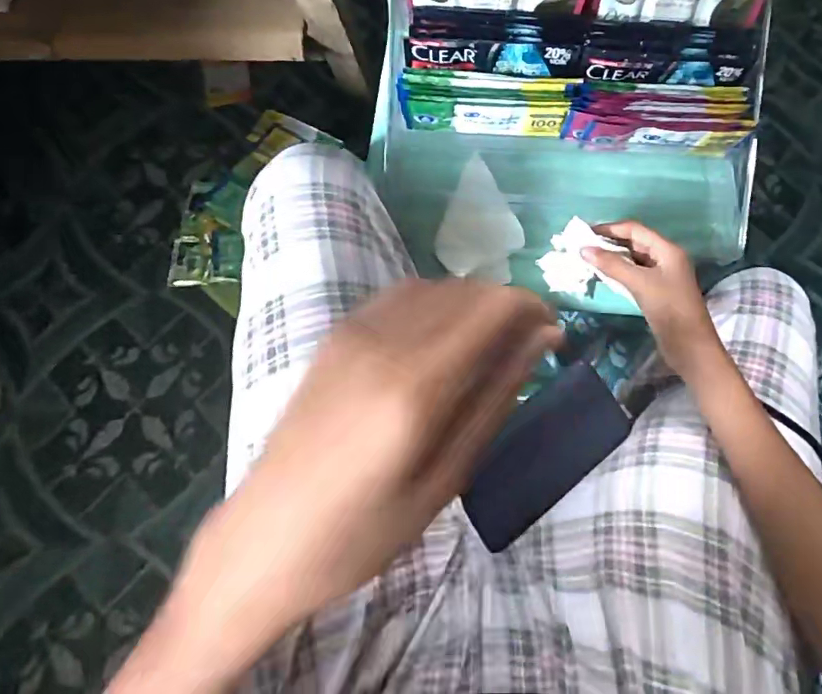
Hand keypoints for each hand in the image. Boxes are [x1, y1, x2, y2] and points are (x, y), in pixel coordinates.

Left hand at [123, 279, 560, 689]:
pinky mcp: (336, 334)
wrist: (267, 534)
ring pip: (432, 286)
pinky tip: (440, 339)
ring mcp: (353, 331)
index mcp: (415, 384)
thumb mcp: (444, 480)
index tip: (554, 334)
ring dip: (470, 302)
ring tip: (488, 344)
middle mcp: (383, 341)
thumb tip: (540, 340)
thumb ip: (493, 399)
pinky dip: (433, 303)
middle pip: (464, 290)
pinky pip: (398, 296)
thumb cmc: (362, 533)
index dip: (531, 307)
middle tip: (528, 346)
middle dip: (506, 305)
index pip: (490, 306)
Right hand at [582, 221, 727, 380]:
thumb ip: (611, 264)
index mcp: (667, 250)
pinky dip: (618, 271)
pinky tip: (603, 275)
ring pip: (633, 258)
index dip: (609, 228)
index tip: (584, 232)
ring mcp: (662, 275)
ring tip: (588, 258)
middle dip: (609, 242)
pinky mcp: (657, 290)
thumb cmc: (669, 310)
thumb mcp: (639, 284)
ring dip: (612, 257)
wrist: (691, 348)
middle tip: (582, 245)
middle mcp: (666, 258)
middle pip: (634, 242)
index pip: (634, 229)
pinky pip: (634, 273)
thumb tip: (583, 249)